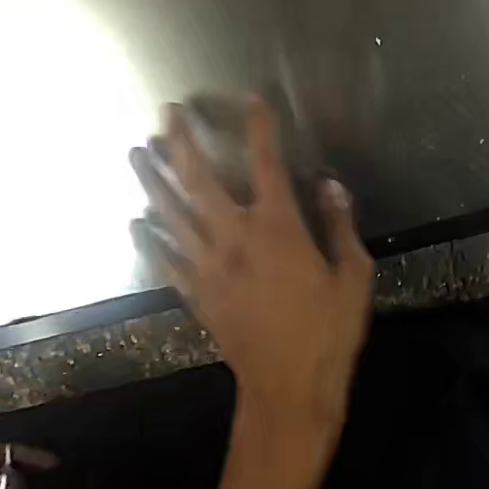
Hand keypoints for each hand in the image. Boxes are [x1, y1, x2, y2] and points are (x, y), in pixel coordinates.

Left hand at [130, 96, 373, 431]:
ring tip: (135, 153)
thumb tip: (330, 185)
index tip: (253, 99)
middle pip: (199, 181)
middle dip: (181, 143)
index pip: (267, 165)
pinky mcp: (196, 294)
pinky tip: (137, 222)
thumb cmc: (328, 332)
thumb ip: (340, 226)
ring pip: (171, 214)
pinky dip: (150, 239)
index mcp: (278, 229)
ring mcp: (209, 267)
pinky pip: (166, 260)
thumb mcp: (353, 276)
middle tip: (166, 114)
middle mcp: (235, 239)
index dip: (261, 128)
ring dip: (152, 181)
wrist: (288, 389)